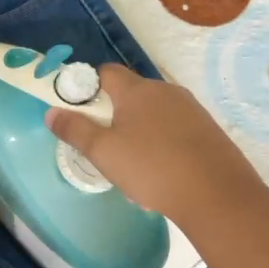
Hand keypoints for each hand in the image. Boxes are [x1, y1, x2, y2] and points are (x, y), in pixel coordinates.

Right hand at [45, 63, 268, 226]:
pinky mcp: (207, 129)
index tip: (79, 111)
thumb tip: (51, 112)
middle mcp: (165, 91)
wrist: (217, 195)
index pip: (106, 72)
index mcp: (137, 90)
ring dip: (137, 127)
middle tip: (101, 142)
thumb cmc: (151, 168)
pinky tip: (158, 168)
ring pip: (153, 111)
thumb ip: (75, 129)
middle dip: (112, 111)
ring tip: (130, 160)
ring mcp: (191, 109)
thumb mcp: (103, 152)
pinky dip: (160, 140)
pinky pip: (174, 127)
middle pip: (130, 92)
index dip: (87, 86)